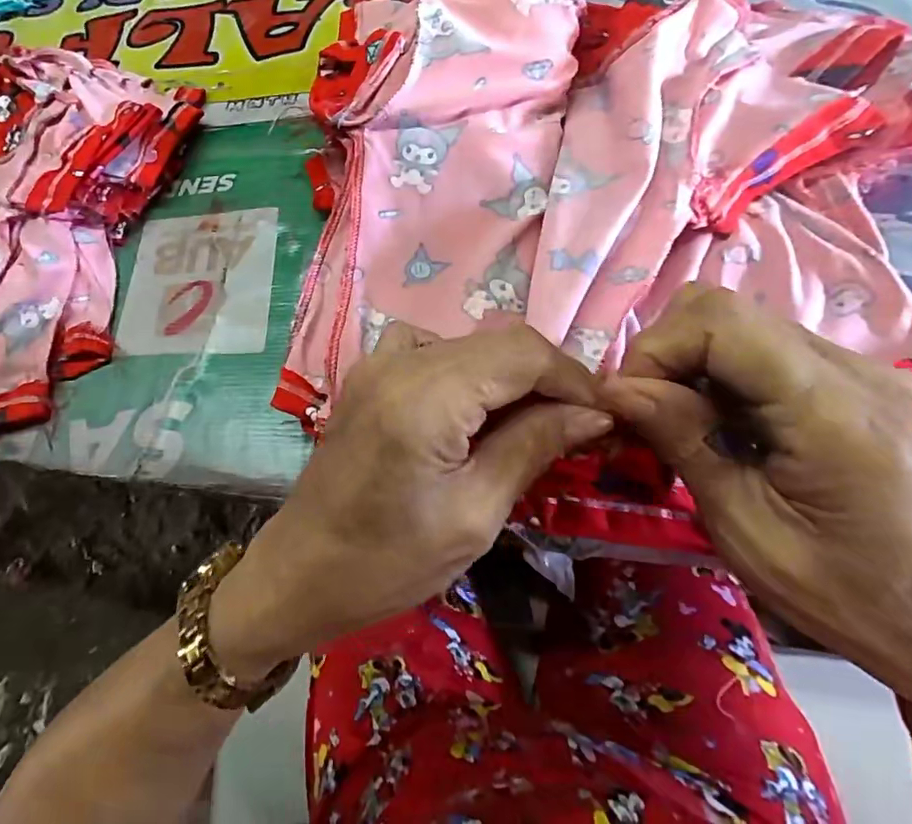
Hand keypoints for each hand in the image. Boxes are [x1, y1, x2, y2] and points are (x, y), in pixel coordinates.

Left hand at [210, 322, 613, 678]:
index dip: (574, 377)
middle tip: (581, 429)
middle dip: (546, 378)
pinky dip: (464, 371)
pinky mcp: (365, 379)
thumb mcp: (474, 514)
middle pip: (495, 342)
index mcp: (425, 394)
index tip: (608, 418)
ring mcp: (375, 365)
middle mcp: (398, 362)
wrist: (303, 570)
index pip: (521, 351)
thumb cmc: (388, 561)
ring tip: (531, 426)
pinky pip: (428, 351)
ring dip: (506, 376)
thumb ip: (531, 447)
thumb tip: (593, 413)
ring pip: (465, 344)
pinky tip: (470, 413)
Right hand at [598, 284, 911, 706]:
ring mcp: (867, 374)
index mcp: (835, 412)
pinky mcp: (864, 386)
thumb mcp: (746, 531)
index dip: (655, 348)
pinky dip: (724, 375)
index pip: (719, 322)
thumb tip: (616, 388)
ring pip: (742, 325)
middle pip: (725, 310)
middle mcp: (858, 372)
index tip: (628, 405)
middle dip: (665, 353)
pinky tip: (726, 428)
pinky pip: (769, 351)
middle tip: (646, 414)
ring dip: (691, 364)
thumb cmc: (852, 599)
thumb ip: (685, 442)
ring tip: (681, 425)